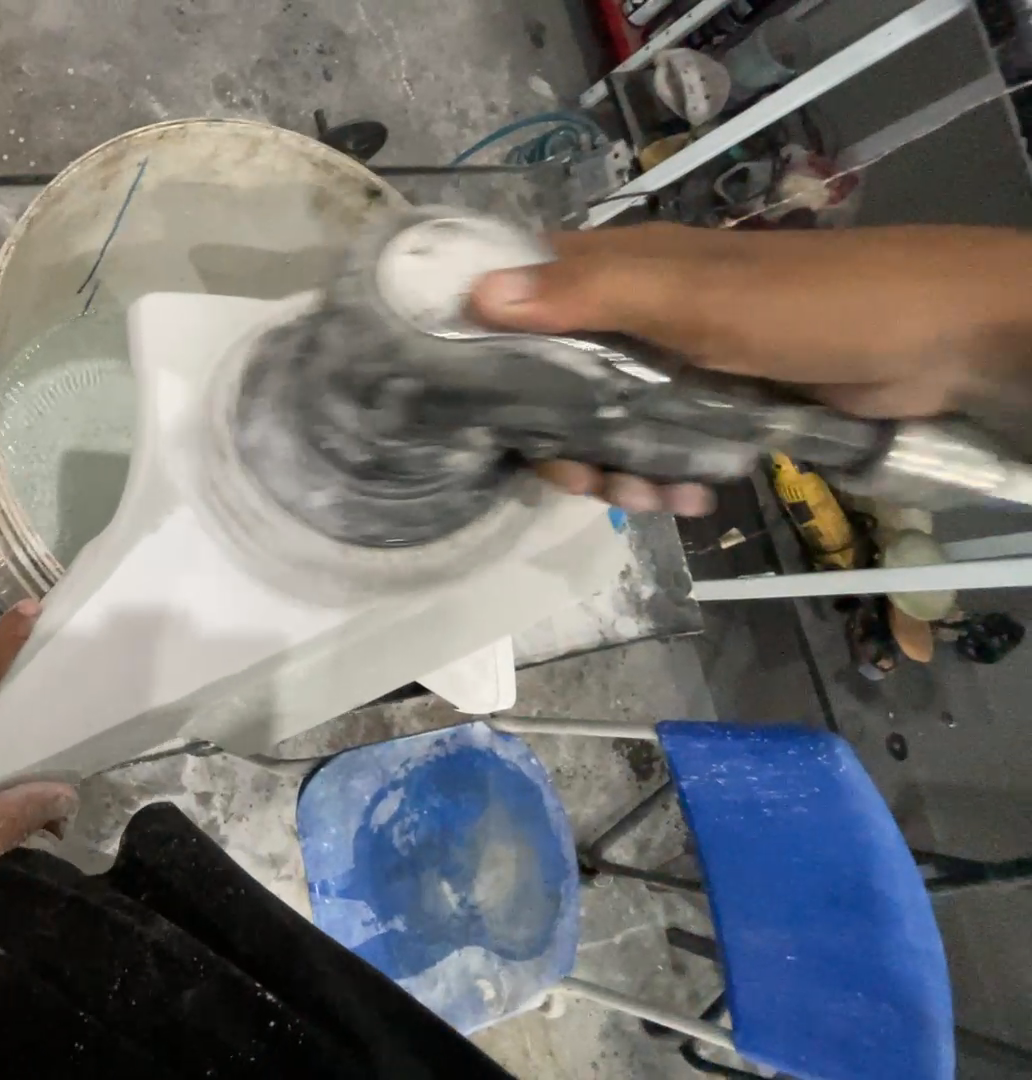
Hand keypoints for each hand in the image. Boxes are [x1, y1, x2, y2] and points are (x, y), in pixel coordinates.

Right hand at [468, 223, 1031, 513]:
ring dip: (605, 470)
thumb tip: (475, 295)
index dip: (473, 345)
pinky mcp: (687, 399)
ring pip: (585, 423)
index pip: (504, 301)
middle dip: (552, 440)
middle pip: (536, 383)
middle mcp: (613, 315)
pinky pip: (636, 444)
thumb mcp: (692, 299)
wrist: (949, 342)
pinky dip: (649, 476)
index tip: (469, 402)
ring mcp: (650, 361)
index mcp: (602, 275)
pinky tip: (681, 497)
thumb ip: (586, 295)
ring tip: (646, 499)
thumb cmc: (814, 304)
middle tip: (580, 478)